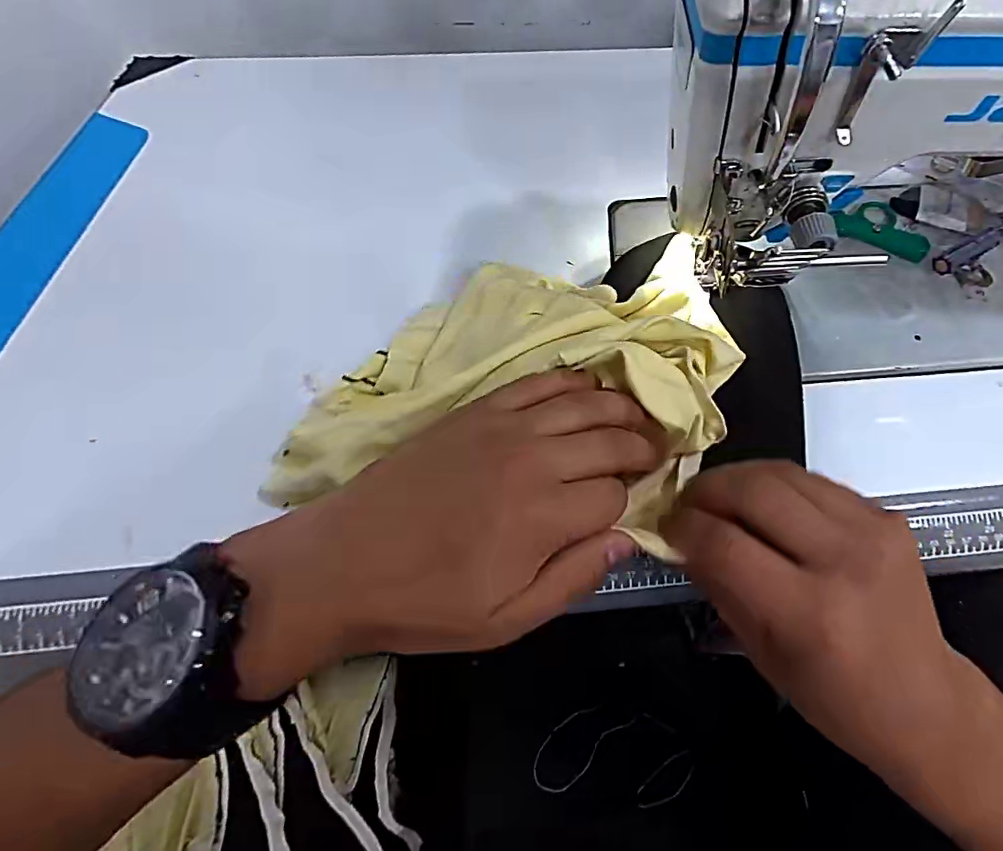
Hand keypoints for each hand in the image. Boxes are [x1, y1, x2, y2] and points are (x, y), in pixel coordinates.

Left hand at [223, 369, 659, 697]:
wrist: (343, 561)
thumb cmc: (427, 601)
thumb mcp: (505, 620)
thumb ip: (574, 578)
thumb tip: (628, 538)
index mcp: (543, 517)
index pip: (616, 493)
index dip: (632, 499)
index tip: (636, 504)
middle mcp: (534, 459)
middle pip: (612, 438)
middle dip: (643, 446)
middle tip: (659, 452)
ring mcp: (505, 426)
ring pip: (587, 402)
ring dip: (623, 407)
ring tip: (640, 417)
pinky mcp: (480, 408)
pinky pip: (541, 382)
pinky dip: (574, 381)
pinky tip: (591, 388)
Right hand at [661, 461, 974, 782]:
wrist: (927, 702)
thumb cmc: (838, 700)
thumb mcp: (764, 657)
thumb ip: (722, 589)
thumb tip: (683, 540)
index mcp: (810, 612)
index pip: (726, 544)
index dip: (685, 527)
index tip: (667, 525)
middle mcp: (844, 559)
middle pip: (755, 491)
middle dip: (708, 488)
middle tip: (689, 501)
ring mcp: (873, 530)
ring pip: (785, 473)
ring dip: (741, 478)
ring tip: (721, 495)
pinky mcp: (887, 516)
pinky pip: (817, 482)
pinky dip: (782, 486)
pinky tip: (770, 506)